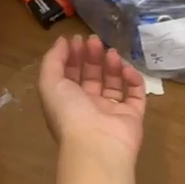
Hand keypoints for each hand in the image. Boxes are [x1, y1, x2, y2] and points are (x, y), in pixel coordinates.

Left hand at [37, 34, 146, 158]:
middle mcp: (88, 106)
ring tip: (112, 52)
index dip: (72, 56)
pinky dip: (132, 79)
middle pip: (91, 76)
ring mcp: (111, 112)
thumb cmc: (69, 113)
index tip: (78, 38)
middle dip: (92, 56)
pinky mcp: (133, 116)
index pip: (70, 74)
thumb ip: (52, 60)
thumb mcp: (49, 83)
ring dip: (111, 65)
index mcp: (66, 101)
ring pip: (113, 83)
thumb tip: (61, 41)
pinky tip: (126, 68)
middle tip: (96, 40)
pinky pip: (135, 94)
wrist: (97, 145)